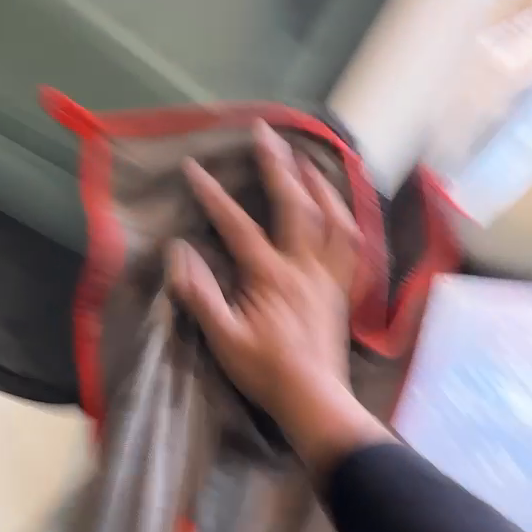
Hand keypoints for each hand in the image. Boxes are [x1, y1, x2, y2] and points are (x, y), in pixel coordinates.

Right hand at [165, 121, 393, 473]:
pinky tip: (341, 205)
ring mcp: (328, 275)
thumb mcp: (223, 339)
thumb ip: (201, 295)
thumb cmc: (264, 371)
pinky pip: (352, 243)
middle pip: (294, 205)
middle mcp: (304, 266)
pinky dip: (347, 216)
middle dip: (278, 165)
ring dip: (318, 182)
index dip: (214, 196)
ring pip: (332, 217)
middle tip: (266, 132)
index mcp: (270, 276)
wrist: (314, 399)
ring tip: (307, 157)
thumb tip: (180, 253)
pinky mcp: (341, 288)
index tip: (195, 168)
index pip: (238, 226)